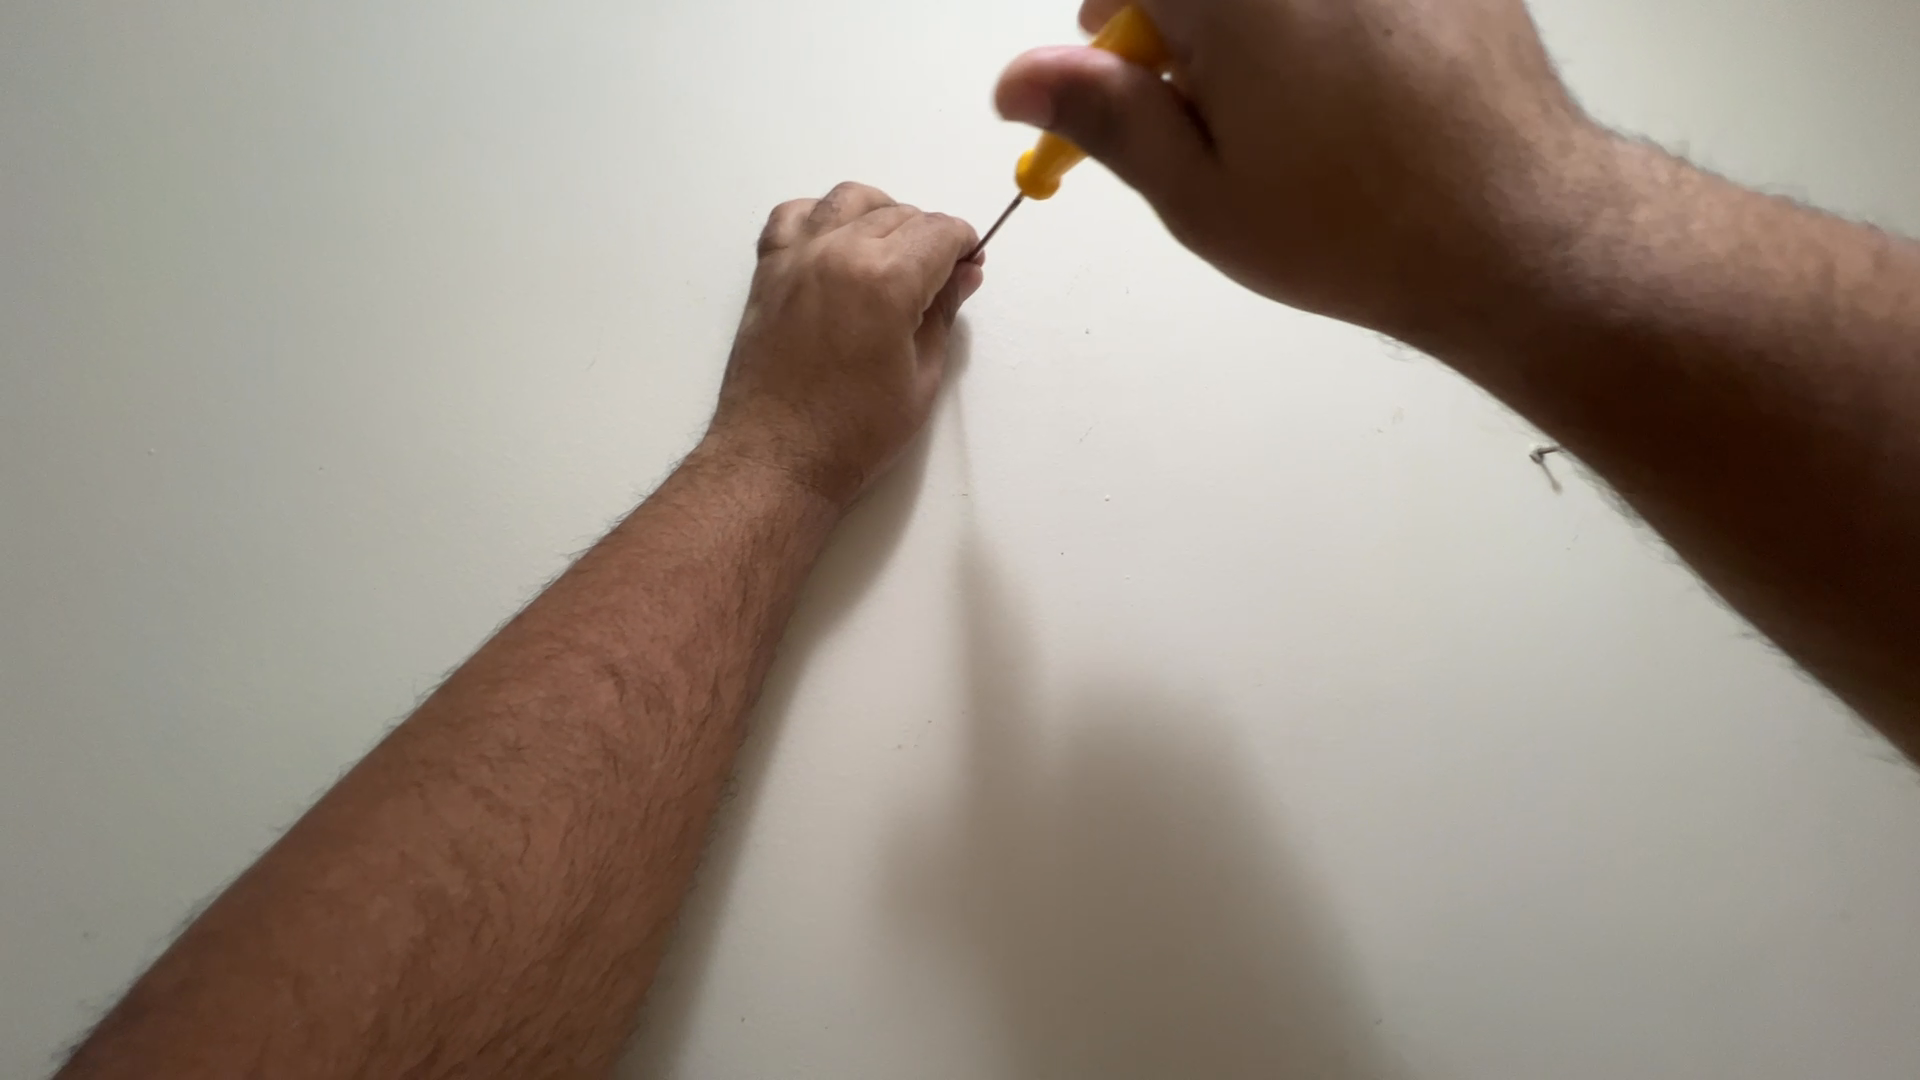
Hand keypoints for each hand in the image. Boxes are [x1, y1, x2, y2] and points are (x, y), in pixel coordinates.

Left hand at [704, 182, 982, 505]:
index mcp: (886, 280)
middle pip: (900, 213)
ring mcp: (798, 256)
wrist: (779, 457)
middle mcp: (840, 252)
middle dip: (929, 237)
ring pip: (850, 200)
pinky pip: (796, 215)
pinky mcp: (768, 270)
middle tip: (938, 278)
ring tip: (892, 256)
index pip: (939, 231)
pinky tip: (837, 249)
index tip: (968, 264)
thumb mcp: (921, 378)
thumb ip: (944, 314)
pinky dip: (823, 218)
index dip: (964, 243)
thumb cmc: (857, 433)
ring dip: (881, 216)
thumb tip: (965, 272)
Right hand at [995, 0, 1602, 340]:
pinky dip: (1301, 20)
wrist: (1506, 227)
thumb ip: (1105, 116)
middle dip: (1175, 20)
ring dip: (1235, 26)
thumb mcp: (1196, 192)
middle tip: (1187, 100)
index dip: (1102, 18)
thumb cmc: (1331, 228)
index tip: (1109, 70)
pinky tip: (1333, 83)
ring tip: (1267, 103)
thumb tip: (1014, 79)